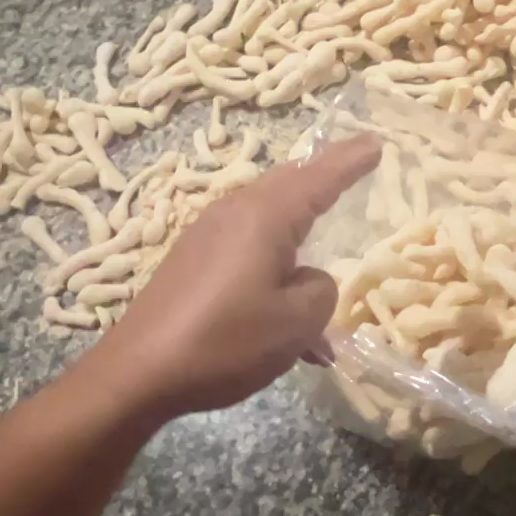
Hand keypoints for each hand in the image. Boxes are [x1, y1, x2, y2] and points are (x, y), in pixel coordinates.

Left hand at [87, 136, 379, 418]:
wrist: (138, 374)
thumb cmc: (225, 341)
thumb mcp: (296, 322)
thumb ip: (320, 290)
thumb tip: (308, 278)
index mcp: (265, 216)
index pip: (320, 176)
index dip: (350, 160)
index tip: (376, 142)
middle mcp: (235, 213)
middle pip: (289, 183)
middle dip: (322, 177)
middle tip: (354, 167)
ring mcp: (208, 234)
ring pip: (267, 217)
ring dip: (298, 228)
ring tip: (323, 243)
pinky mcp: (193, 260)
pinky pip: (247, 244)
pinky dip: (273, 259)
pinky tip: (284, 308)